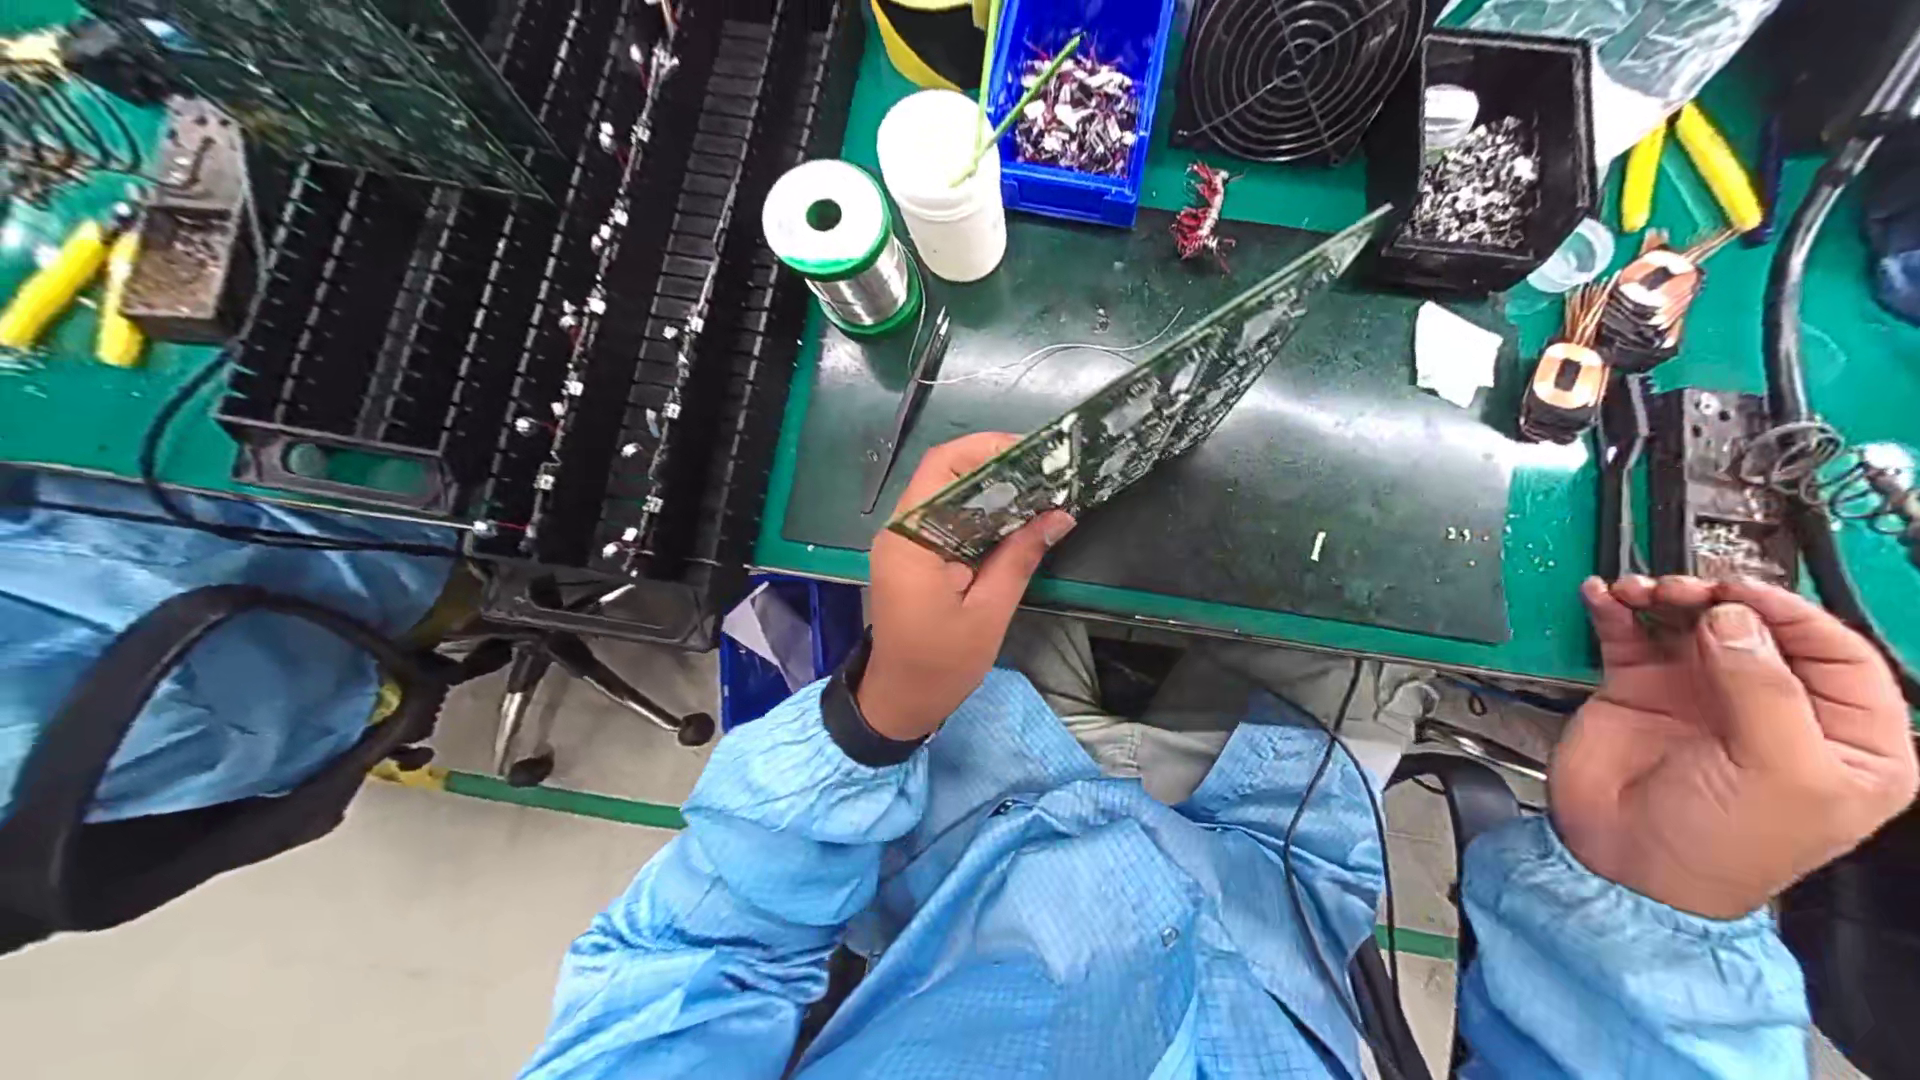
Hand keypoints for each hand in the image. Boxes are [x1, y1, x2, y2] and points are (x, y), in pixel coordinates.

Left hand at [859, 433, 1074, 740]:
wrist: (900, 701)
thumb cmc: (940, 665)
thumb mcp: (989, 613)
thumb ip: (1019, 558)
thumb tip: (1059, 515)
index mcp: (910, 541)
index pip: (941, 469)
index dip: (985, 450)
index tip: (1031, 454)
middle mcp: (901, 532)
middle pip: (945, 477)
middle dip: (996, 468)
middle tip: (1045, 471)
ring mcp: (905, 543)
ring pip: (948, 496)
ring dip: (991, 490)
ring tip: (1039, 489)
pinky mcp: (915, 556)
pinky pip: (948, 520)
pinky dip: (981, 515)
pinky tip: (1016, 517)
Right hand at [1551, 575, 1916, 918]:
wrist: (1626, 857)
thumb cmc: (1727, 839)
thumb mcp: (1780, 775)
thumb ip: (1766, 694)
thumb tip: (1733, 619)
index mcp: (1842, 734)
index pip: (1836, 654)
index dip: (1792, 616)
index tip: (1740, 594)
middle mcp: (1770, 705)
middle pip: (1752, 629)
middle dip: (1716, 600)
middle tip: (1681, 590)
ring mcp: (1697, 693)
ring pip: (1687, 624)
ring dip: (1661, 598)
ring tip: (1635, 591)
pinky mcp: (1635, 689)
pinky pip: (1627, 637)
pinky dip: (1612, 611)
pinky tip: (1601, 597)